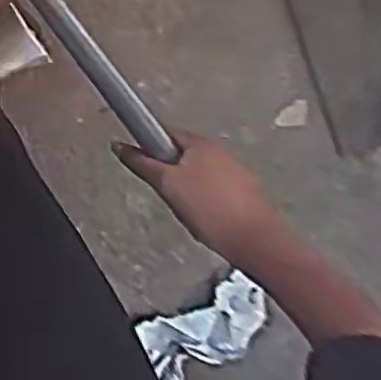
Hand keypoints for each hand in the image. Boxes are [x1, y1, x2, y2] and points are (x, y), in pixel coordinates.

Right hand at [116, 129, 287, 260]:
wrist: (261, 248)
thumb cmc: (211, 210)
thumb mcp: (165, 183)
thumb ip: (140, 162)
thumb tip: (119, 146)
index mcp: (202, 144)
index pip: (164, 131)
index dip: (147, 142)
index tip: (139, 157)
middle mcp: (224, 154)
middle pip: (183, 153)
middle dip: (169, 167)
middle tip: (162, 185)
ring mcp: (242, 177)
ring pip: (201, 173)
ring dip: (189, 184)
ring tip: (185, 205)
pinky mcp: (252, 198)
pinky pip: (219, 190)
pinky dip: (208, 199)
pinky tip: (205, 215)